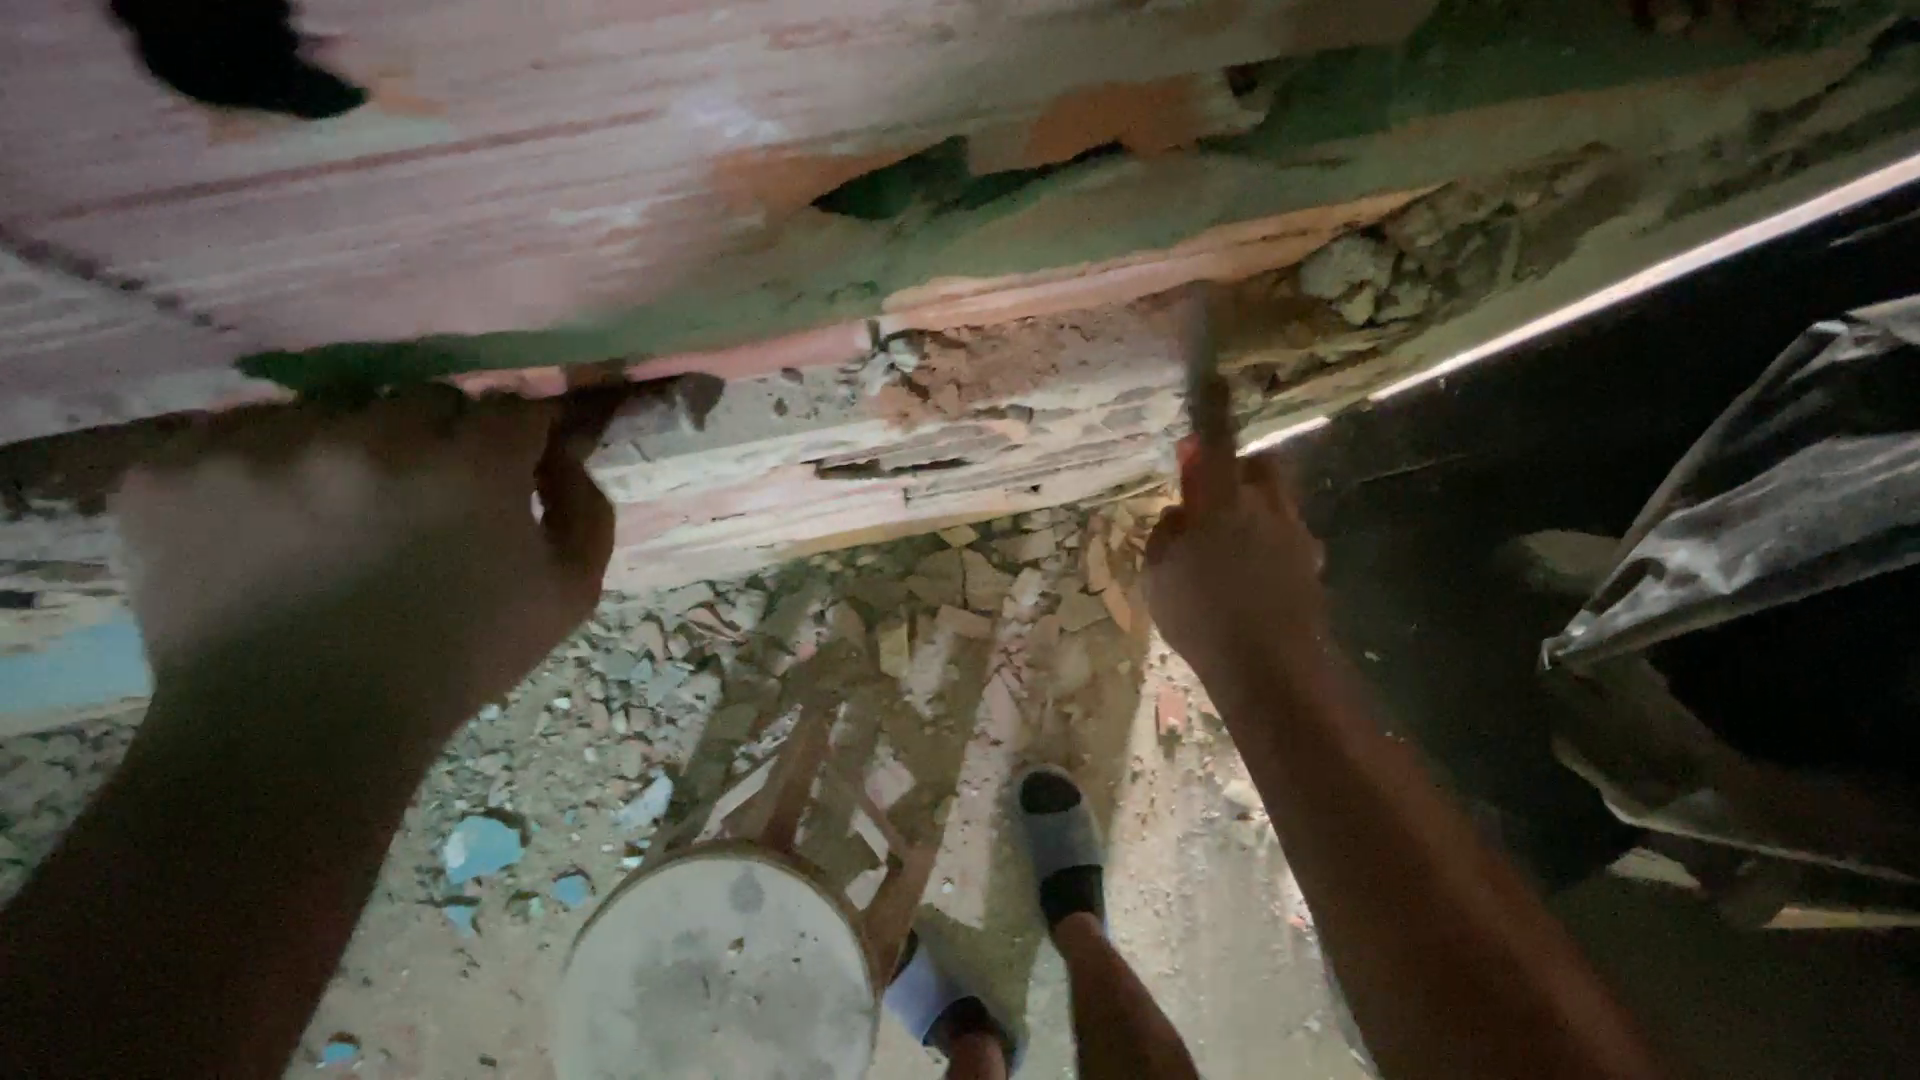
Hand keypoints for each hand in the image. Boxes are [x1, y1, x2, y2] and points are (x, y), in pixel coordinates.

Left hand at [113, 391, 612, 737]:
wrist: (301, 728)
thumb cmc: (455, 661)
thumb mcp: (569, 597)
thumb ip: (587, 508)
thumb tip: (560, 451)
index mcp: (471, 468)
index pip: (512, 406)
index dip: (516, 439)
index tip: (506, 467)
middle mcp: (370, 439)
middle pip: (426, 397)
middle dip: (441, 438)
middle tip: (428, 495)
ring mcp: (263, 449)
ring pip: (330, 406)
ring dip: (352, 443)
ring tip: (343, 507)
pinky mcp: (174, 472)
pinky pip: (233, 432)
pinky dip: (262, 465)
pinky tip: (273, 519)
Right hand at [1144, 443, 1326, 679]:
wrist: (1268, 665)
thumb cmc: (1199, 614)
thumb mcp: (1157, 574)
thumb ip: (1165, 534)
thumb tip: (1179, 514)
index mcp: (1224, 500)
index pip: (1218, 445)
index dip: (1207, 431)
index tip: (1195, 429)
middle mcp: (1267, 507)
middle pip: (1261, 467)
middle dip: (1239, 471)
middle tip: (1213, 497)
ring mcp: (1296, 536)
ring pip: (1278, 504)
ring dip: (1256, 511)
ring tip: (1230, 547)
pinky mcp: (1312, 566)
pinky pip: (1289, 540)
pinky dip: (1272, 546)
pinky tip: (1254, 577)